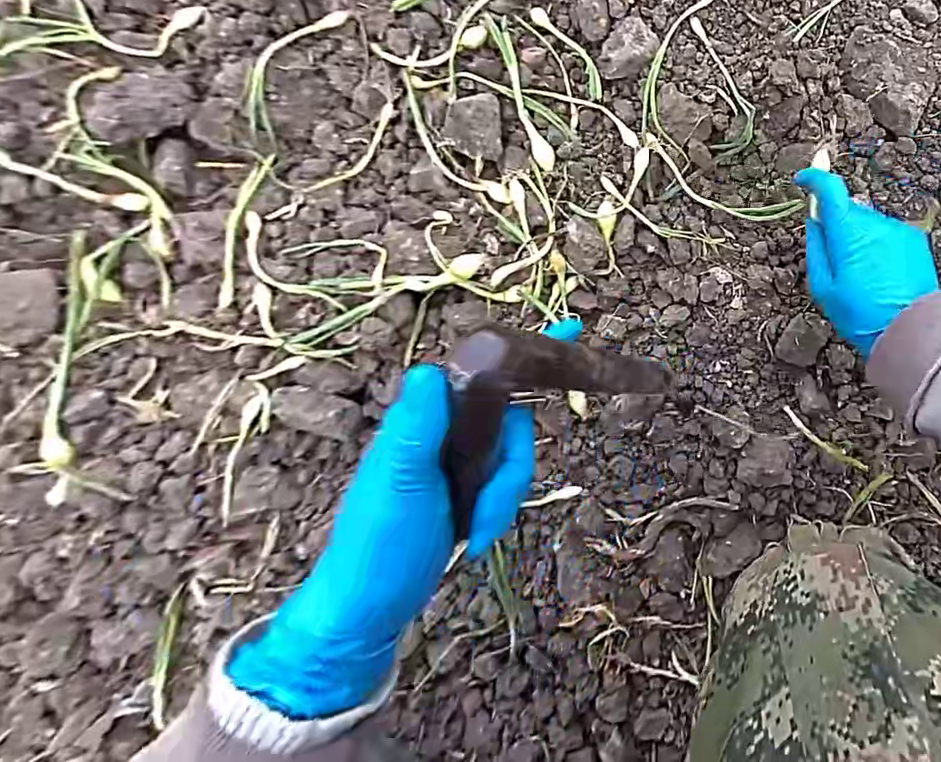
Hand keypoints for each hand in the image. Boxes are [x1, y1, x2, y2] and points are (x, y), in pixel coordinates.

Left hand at [227, 319, 579, 717]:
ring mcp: (462, 462)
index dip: (527, 353)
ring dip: (503, 495)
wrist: (369, 610)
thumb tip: (430, 368)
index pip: (481, 373)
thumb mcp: (398, 483)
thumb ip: (417, 426)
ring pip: (517, 456)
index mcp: (427, 421)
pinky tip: (476, 535)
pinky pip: (510, 484)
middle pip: (514, 422)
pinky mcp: (472, 488)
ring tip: (476, 527)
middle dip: (511, 464)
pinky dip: (500, 510)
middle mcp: (448, 433)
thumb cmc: (376, 543)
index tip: (571, 331)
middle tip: (489, 498)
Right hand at [794, 169, 938, 357]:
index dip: (815, 179)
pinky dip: (881, 246)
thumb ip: (816, 248)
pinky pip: (888, 234)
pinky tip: (883, 274)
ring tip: (865, 275)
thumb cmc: (864, 315)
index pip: (830, 188)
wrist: (911, 329)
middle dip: (839, 226)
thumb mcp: (824, 288)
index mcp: (849, 233)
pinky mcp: (914, 239)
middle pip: (849, 211)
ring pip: (869, 223)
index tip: (805, 181)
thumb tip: (814, 221)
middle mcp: (875, 224)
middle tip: (838, 260)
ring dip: (862, 238)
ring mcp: (898, 230)